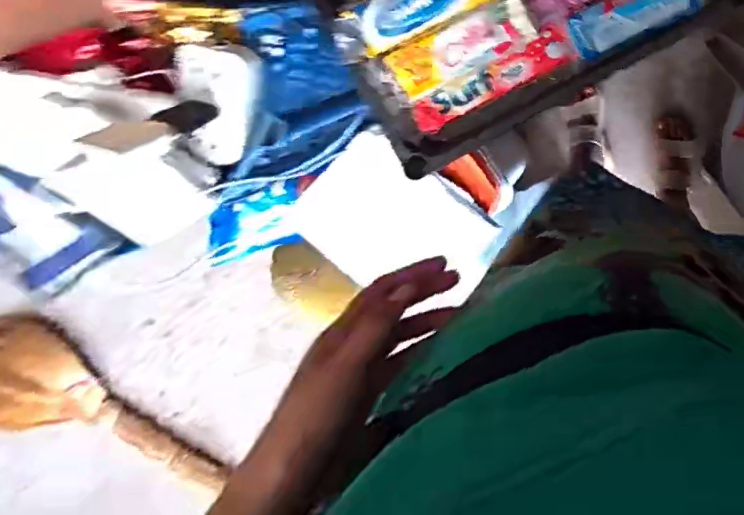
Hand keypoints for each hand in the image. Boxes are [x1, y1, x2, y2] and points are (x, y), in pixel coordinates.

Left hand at [212, 258, 461, 514]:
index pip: (381, 290)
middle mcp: (349, 345)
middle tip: (457, 280)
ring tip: (457, 316)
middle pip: (391, 308)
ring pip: (396, 335)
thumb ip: (377, 324)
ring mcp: (356, 372)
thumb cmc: (313, 417)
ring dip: (425, 320)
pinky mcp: (362, 397)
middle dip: (423, 291)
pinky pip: (397, 363)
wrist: (285, 480)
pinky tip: (436, 353)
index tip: (445, 262)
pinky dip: (418, 351)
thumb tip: (408, 284)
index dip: (412, 273)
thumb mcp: (346, 366)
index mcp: (341, 332)